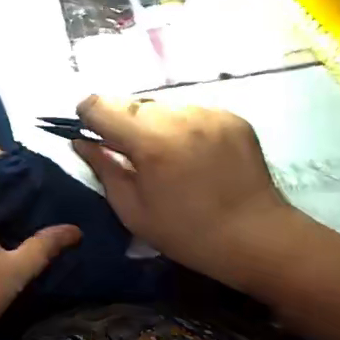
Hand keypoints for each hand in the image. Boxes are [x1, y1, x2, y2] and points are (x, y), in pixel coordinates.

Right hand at [72, 95, 303, 284]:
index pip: (100, 104)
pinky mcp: (231, 116)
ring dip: (154, 124)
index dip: (87, 115)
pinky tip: (194, 155)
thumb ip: (103, 168)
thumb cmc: (187, 233)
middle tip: (130, 154)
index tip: (89, 131)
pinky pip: (192, 113)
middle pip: (132, 102)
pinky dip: (183, 128)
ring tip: (166, 156)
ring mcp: (208, 112)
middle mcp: (178, 115)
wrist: (258, 237)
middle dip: (122, 122)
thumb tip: (81, 141)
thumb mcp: (133, 210)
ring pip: (163, 106)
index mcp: (150, 140)